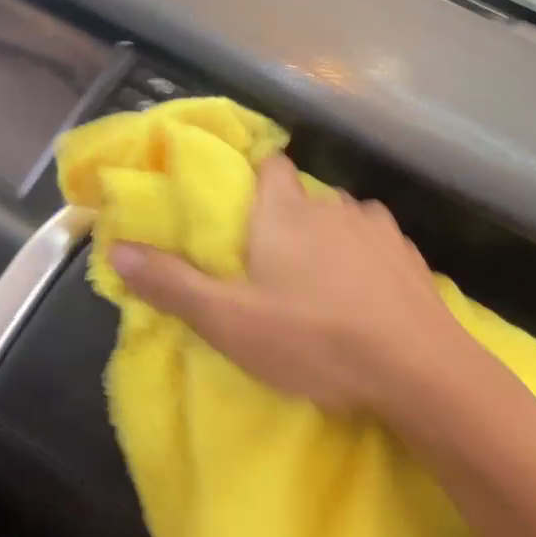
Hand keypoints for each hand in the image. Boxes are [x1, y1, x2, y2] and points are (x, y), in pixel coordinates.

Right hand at [109, 154, 464, 414]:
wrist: (419, 370)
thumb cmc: (315, 340)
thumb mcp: (230, 321)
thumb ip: (173, 284)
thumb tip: (116, 249)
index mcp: (286, 212)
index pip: (269, 166)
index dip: (254, 180)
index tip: (240, 211)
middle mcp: (334, 205)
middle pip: (303, 198)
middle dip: (286, 222)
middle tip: (269, 269)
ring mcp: (379, 229)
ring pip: (342, 220)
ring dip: (328, 242)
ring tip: (318, 289)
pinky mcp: (411, 257)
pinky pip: (376, 247)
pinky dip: (365, 263)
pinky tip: (364, 300)